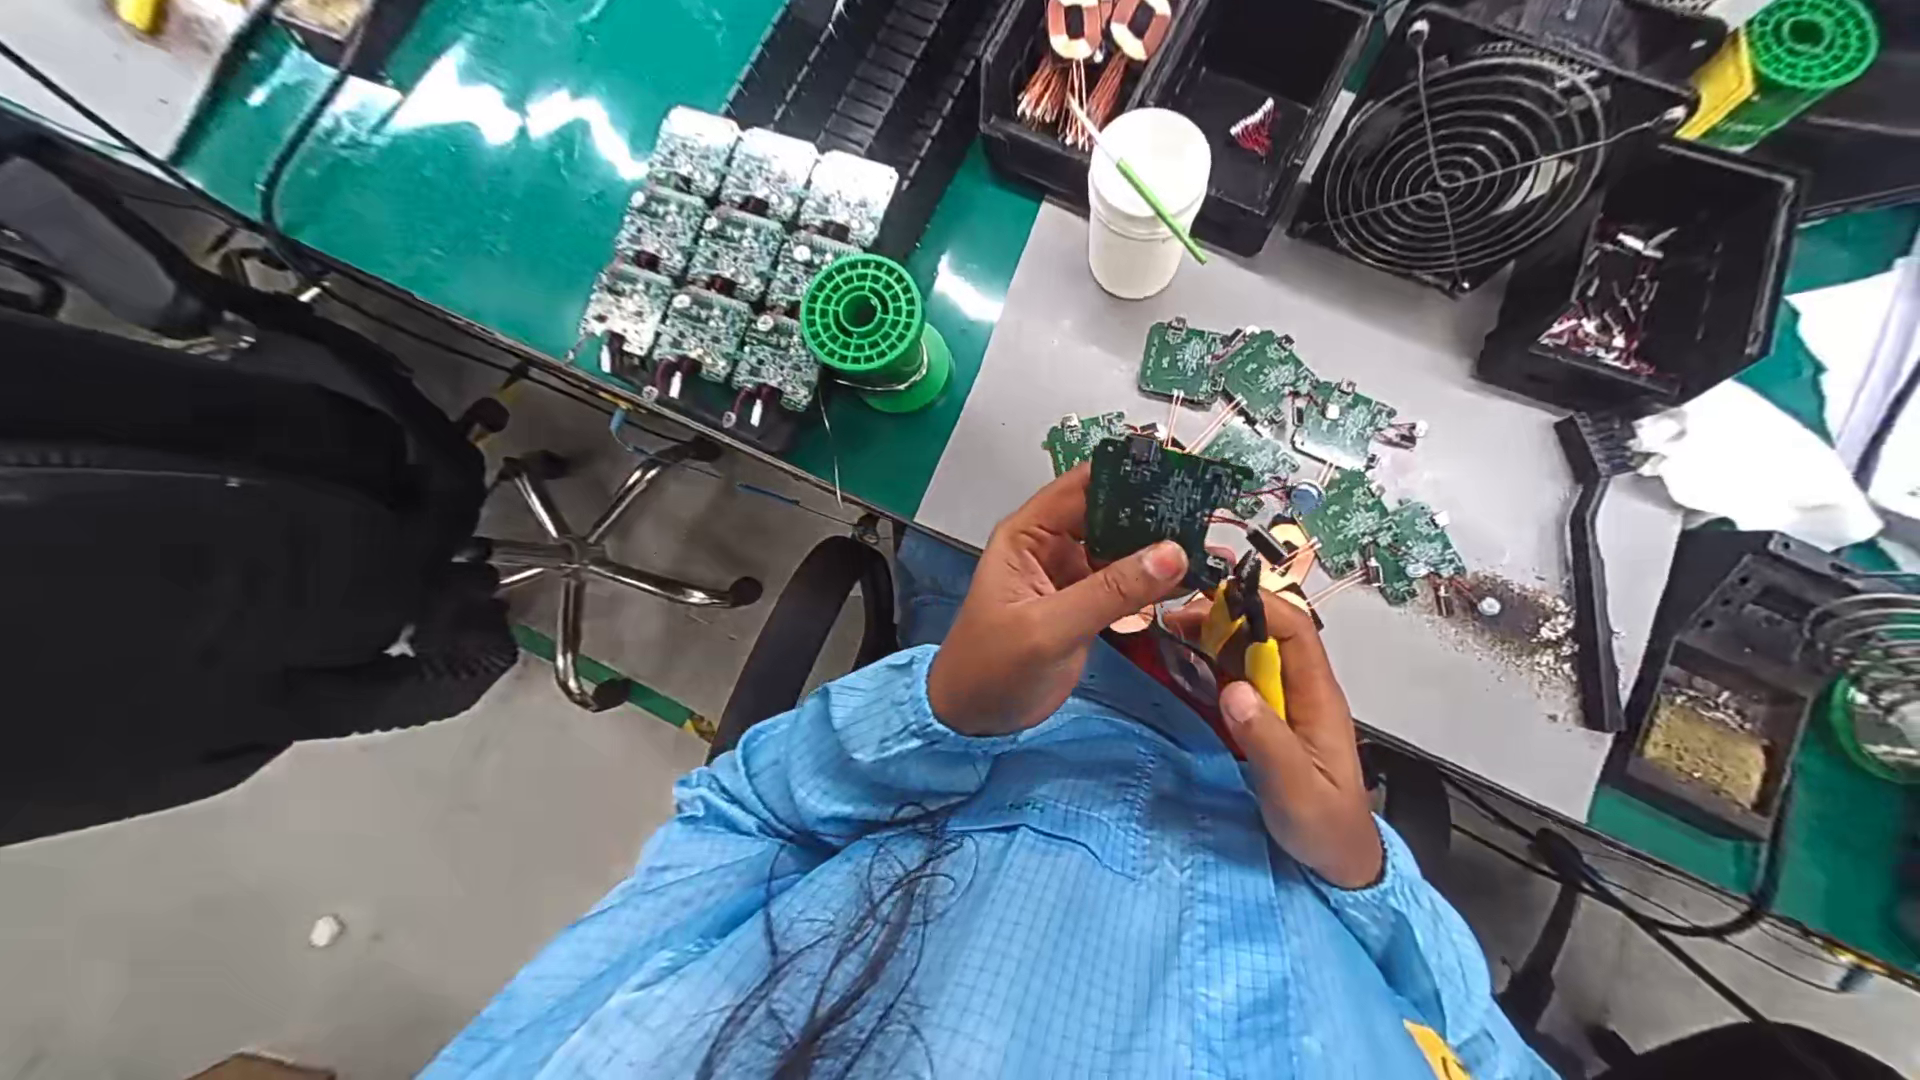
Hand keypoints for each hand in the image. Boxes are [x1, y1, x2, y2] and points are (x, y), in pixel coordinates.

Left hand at [928, 464, 1188, 735]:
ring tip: (1213, 541)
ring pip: (1123, 546)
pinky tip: (1192, 578)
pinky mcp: (1087, 603)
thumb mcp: (1048, 627)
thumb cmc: (991, 667)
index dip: (1128, 471)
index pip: (1082, 485)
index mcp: (1028, 534)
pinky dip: (1156, 580)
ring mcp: (1071, 574)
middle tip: (1210, 509)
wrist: (976, 717)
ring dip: (1161, 546)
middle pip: (1110, 511)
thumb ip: (1110, 591)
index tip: (1181, 468)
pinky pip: (1127, 581)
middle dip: (1155, 509)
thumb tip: (1173, 552)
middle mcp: (1051, 545)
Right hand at [1168, 591, 1382, 887]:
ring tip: (1170, 627)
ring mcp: (1279, 697)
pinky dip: (1207, 654)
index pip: (1295, 631)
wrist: (1337, 860)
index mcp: (1317, 696)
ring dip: (1212, 629)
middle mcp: (1298, 687)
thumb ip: (1267, 742)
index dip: (1258, 606)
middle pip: (1267, 629)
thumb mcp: (1297, 790)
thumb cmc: (1325, 827)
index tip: (1212, 598)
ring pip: (1247, 645)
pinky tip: (1181, 654)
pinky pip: (1234, 669)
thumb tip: (1233, 689)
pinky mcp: (1261, 711)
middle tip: (1175, 614)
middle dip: (1224, 611)